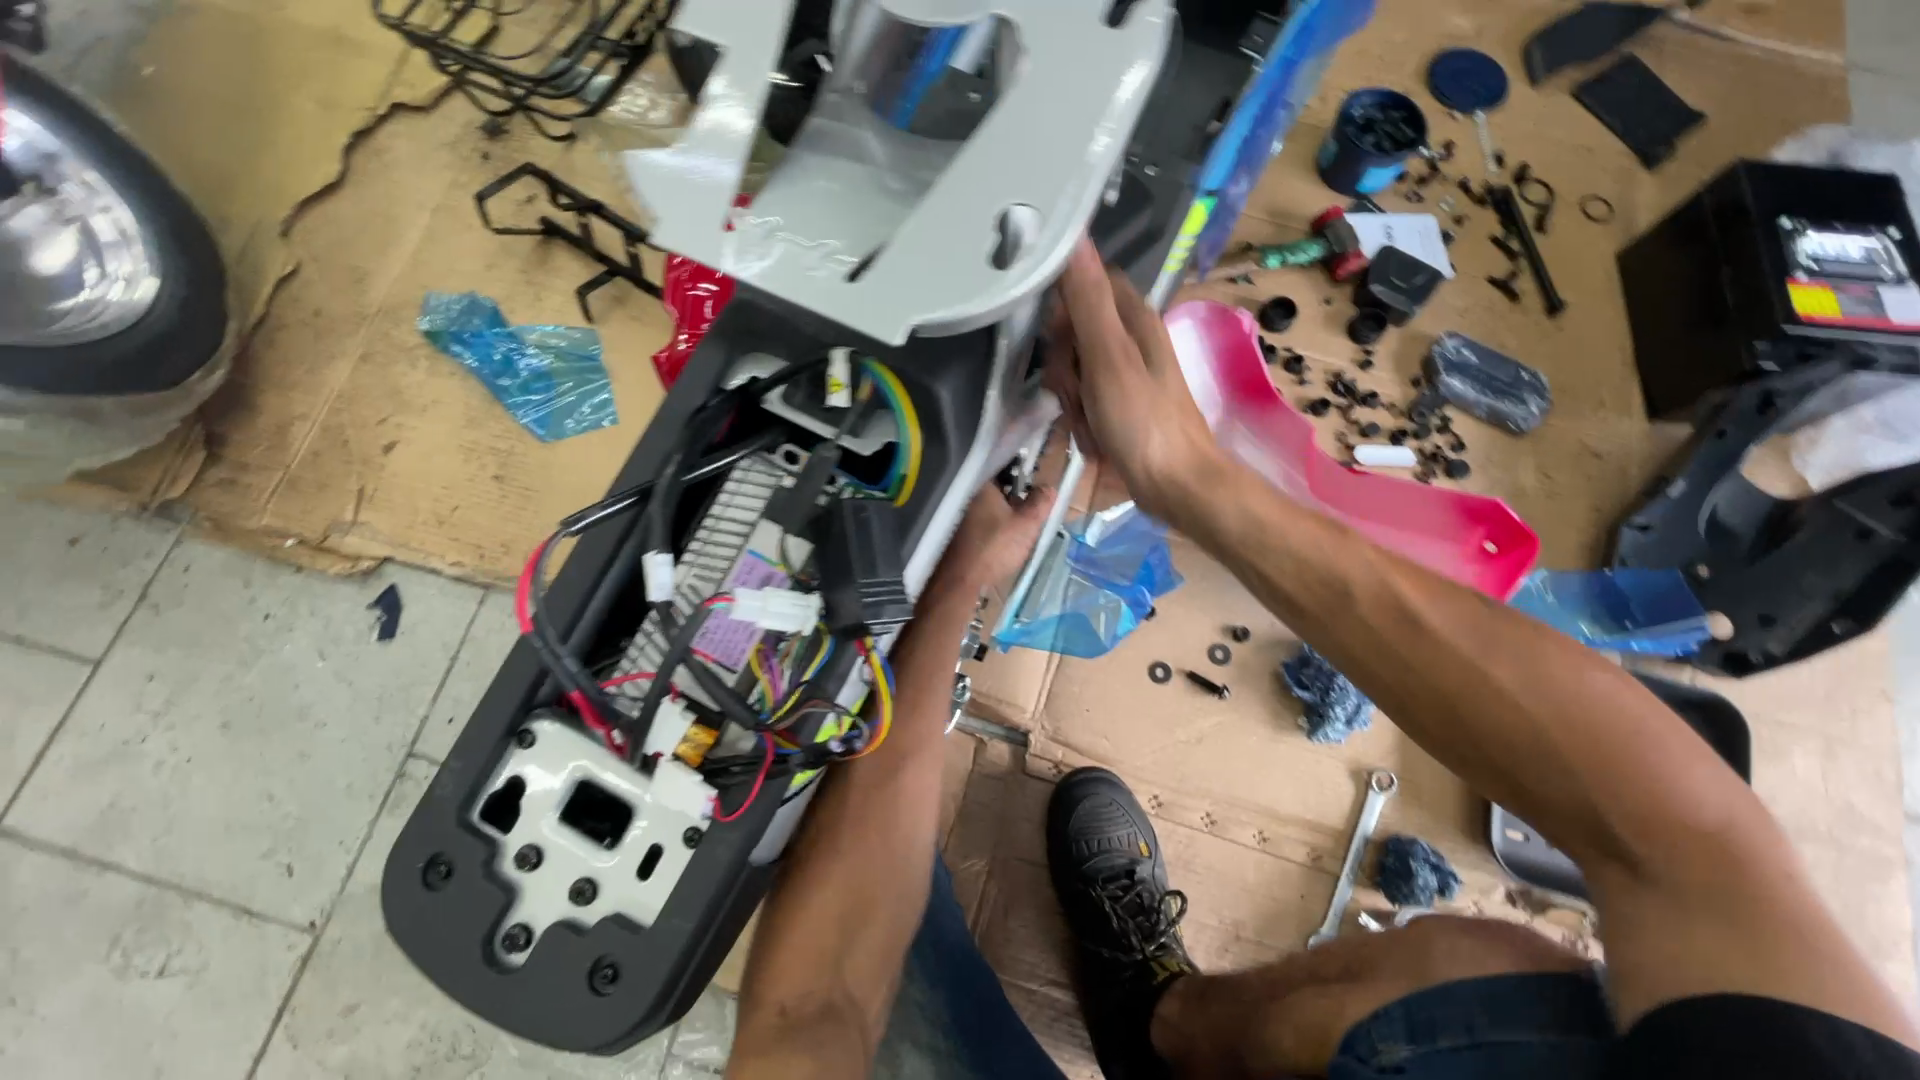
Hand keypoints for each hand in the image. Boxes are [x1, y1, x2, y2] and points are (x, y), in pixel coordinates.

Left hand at [927, 481, 1057, 599]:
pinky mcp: (956, 531)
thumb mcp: (1027, 524)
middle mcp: (967, 493)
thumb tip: (1048, 488)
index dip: (1022, 471)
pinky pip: (980, 520)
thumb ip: (1041, 502)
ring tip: (1022, 525)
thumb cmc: (995, 547)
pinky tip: (1003, 538)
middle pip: (997, 487)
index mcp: (982, 484)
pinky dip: (993, 524)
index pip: (1004, 466)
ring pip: (989, 505)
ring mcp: (959, 513)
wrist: (962, 580)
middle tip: (1033, 507)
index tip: (1036, 481)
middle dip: (1015, 495)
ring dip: (1004, 511)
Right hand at [1044, 237, 1221, 523]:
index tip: (1056, 338)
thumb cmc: (1144, 422)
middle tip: (1078, 393)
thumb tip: (1073, 235)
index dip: (1062, 309)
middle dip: (1064, 369)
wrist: (1176, 486)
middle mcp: (1130, 341)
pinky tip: (1096, 441)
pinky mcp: (1119, 409)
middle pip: (1072, 334)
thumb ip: (1087, 300)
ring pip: (1073, 373)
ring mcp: (1124, 378)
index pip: (1085, 285)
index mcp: (1134, 319)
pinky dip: (1083, 424)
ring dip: (1072, 403)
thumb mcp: (1108, 358)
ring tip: (1091, 424)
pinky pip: (1083, 405)